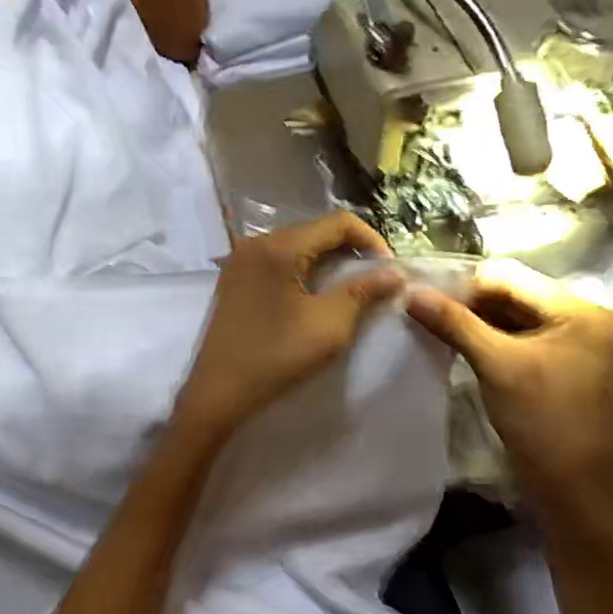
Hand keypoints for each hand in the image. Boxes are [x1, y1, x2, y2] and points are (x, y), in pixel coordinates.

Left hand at [174, 213, 404, 435]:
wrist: (218, 391)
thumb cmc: (275, 356)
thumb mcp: (329, 325)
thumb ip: (363, 292)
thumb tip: (394, 273)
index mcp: (278, 247)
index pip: (337, 222)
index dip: (371, 240)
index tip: (388, 270)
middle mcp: (255, 243)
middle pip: (314, 231)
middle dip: (349, 250)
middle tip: (373, 280)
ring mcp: (240, 261)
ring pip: (296, 246)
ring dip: (326, 261)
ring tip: (349, 289)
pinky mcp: (234, 280)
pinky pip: (276, 262)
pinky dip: (302, 271)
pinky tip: (315, 295)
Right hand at [406, 260, 612, 513]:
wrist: (574, 489)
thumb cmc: (542, 422)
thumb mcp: (495, 365)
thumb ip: (454, 323)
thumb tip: (412, 294)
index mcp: (586, 312)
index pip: (514, 278)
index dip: (467, 285)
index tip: (427, 299)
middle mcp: (589, 319)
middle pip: (516, 294)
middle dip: (471, 303)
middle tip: (428, 313)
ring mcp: (579, 343)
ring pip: (516, 316)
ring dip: (478, 320)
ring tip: (438, 326)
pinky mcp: (566, 364)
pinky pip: (522, 337)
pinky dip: (491, 338)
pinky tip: (461, 343)